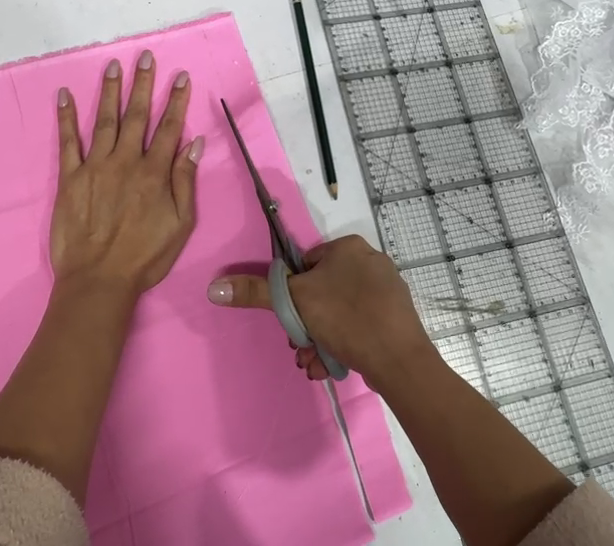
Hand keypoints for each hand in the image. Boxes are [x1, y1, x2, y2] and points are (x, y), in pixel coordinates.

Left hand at [51, 51, 202, 298]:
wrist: (99, 279)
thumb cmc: (145, 257)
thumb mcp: (181, 225)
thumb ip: (186, 182)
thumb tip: (195, 144)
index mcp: (154, 173)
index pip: (169, 127)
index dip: (176, 100)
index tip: (181, 76)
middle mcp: (126, 161)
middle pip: (137, 115)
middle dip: (144, 84)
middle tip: (146, 57)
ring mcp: (95, 166)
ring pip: (105, 120)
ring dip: (110, 90)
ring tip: (113, 65)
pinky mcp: (70, 178)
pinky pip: (68, 141)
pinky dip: (66, 117)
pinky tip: (64, 94)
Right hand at [207, 234, 432, 385]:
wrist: (399, 361)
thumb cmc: (346, 318)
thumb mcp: (295, 302)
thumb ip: (255, 292)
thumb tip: (213, 288)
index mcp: (347, 246)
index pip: (305, 265)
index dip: (292, 295)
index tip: (289, 320)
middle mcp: (369, 261)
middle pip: (321, 292)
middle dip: (305, 324)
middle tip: (299, 347)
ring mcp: (386, 290)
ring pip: (339, 313)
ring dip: (319, 339)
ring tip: (314, 363)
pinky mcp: (395, 318)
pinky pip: (359, 326)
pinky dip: (343, 344)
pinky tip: (332, 367)